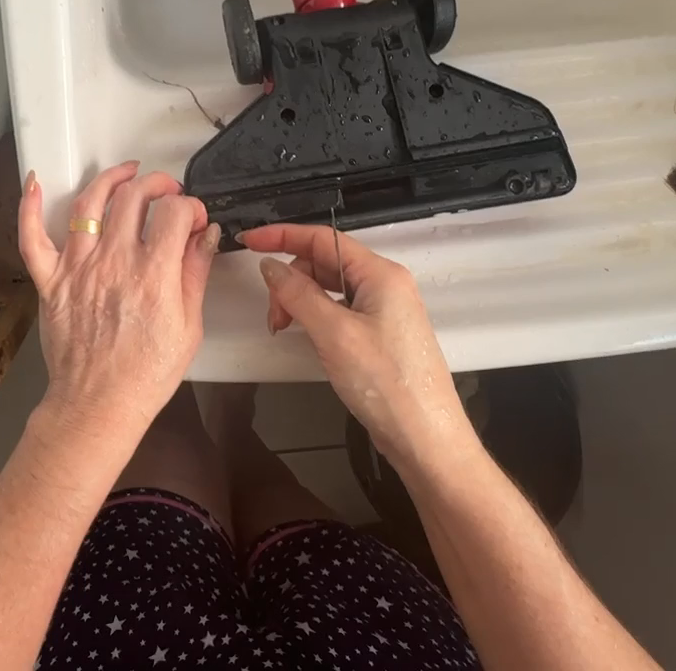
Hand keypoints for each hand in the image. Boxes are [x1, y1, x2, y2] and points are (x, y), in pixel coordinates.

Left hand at [19, 162, 220, 438]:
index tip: (193, 217)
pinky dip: (30, 207)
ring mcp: (78, 269)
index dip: (189, 205)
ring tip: (127, 172)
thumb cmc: (146, 373)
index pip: (173, 212)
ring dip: (110, 179)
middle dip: (157, 184)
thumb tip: (205, 233)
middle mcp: (114, 262)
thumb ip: (195, 273)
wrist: (98, 405)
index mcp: (153, 275)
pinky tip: (37, 182)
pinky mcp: (51, 281)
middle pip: (133, 197)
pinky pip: (32, 238)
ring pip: (89, 205)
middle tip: (167, 192)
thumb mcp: (188, 326)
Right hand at [239, 225, 474, 464]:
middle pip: (324, 262)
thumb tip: (269, 266)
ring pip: (329, 287)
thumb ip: (298, 294)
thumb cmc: (385, 382)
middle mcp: (385, 284)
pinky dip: (315, 317)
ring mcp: (384, 310)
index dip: (282, 236)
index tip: (249, 241)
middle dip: (291, 280)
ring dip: (300, 301)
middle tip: (273, 317)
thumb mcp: (334, 333)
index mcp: (380, 274)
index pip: (323, 238)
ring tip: (285, 330)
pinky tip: (306, 336)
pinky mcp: (380, 334)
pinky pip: (339, 310)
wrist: (427, 439)